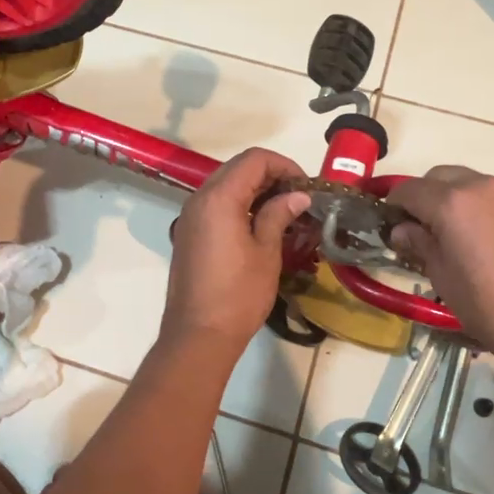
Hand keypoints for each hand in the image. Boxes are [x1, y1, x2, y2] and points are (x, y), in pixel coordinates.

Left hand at [163, 148, 312, 352]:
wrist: (198, 334)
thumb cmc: (238, 294)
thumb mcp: (266, 252)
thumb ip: (279, 215)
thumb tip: (297, 196)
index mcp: (220, 198)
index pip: (254, 160)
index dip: (284, 165)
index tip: (305, 186)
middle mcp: (200, 199)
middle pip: (238, 168)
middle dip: (270, 175)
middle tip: (298, 197)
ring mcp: (191, 216)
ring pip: (225, 184)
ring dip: (254, 189)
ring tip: (284, 211)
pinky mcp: (189, 233)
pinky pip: (215, 204)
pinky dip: (239, 204)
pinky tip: (260, 224)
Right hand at [387, 166, 493, 363]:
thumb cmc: (491, 310)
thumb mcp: (443, 280)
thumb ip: (420, 245)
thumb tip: (404, 229)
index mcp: (453, 203)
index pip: (410, 190)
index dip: (395, 206)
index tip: (393, 225)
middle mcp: (485, 187)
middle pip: (443, 177)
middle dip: (428, 197)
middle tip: (426, 229)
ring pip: (477, 185)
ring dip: (462, 201)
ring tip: (466, 238)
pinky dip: (492, 211)